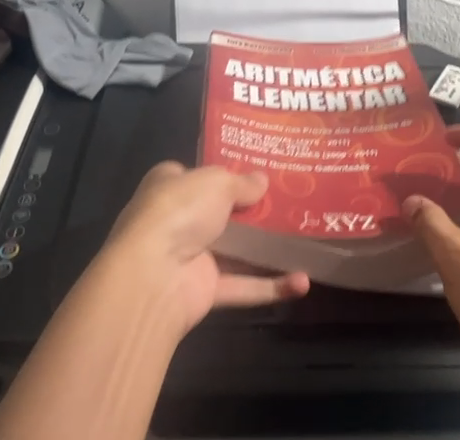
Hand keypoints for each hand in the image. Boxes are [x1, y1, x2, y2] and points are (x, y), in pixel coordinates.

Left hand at [96, 162, 310, 335]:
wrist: (154, 274)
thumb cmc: (180, 210)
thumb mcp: (217, 182)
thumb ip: (241, 182)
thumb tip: (262, 180)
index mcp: (168, 185)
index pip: (192, 175)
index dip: (219, 172)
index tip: (253, 171)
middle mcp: (176, 219)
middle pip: (217, 212)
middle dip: (249, 210)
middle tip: (289, 203)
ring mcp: (189, 256)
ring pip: (233, 251)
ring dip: (266, 250)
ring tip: (304, 240)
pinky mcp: (204, 289)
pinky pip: (243, 286)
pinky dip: (272, 286)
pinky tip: (303, 283)